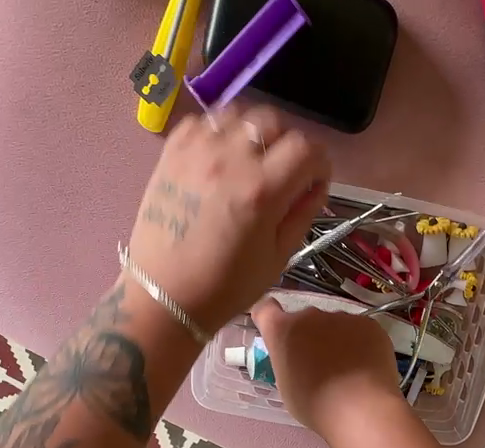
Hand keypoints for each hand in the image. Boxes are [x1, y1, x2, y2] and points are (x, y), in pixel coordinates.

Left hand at [127, 106, 331, 331]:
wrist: (165, 295)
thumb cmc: (226, 287)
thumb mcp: (278, 258)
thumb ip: (301, 214)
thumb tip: (314, 186)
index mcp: (262, 192)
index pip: (306, 149)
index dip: (319, 164)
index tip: (315, 181)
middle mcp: (230, 160)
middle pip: (274, 122)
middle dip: (287, 144)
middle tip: (283, 172)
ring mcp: (197, 150)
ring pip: (239, 114)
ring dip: (253, 133)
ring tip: (251, 161)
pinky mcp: (172, 151)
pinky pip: (204, 121)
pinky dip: (220, 133)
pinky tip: (221, 159)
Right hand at [253, 300, 405, 437]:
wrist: (361, 407)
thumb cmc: (316, 404)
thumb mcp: (287, 386)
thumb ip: (287, 362)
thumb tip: (298, 358)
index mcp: (282, 330)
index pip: (265, 309)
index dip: (270, 319)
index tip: (277, 334)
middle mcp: (310, 316)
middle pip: (305, 320)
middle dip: (309, 337)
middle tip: (319, 365)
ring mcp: (342, 317)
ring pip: (335, 325)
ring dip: (336, 340)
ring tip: (347, 370)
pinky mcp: (369, 324)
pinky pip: (360, 330)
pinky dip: (360, 344)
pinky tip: (366, 367)